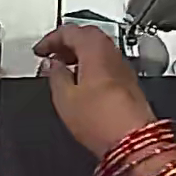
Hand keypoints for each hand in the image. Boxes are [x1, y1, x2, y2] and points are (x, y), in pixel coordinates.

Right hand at [34, 24, 156, 156]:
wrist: (134, 144)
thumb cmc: (103, 121)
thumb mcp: (64, 97)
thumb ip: (55, 75)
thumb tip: (52, 66)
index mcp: (95, 51)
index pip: (71, 31)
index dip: (51, 38)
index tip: (40, 49)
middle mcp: (112, 55)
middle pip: (88, 36)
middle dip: (67, 42)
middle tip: (51, 52)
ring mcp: (123, 69)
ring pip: (98, 49)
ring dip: (79, 53)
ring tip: (63, 67)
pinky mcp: (128, 84)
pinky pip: (106, 64)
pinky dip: (90, 65)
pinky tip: (80, 82)